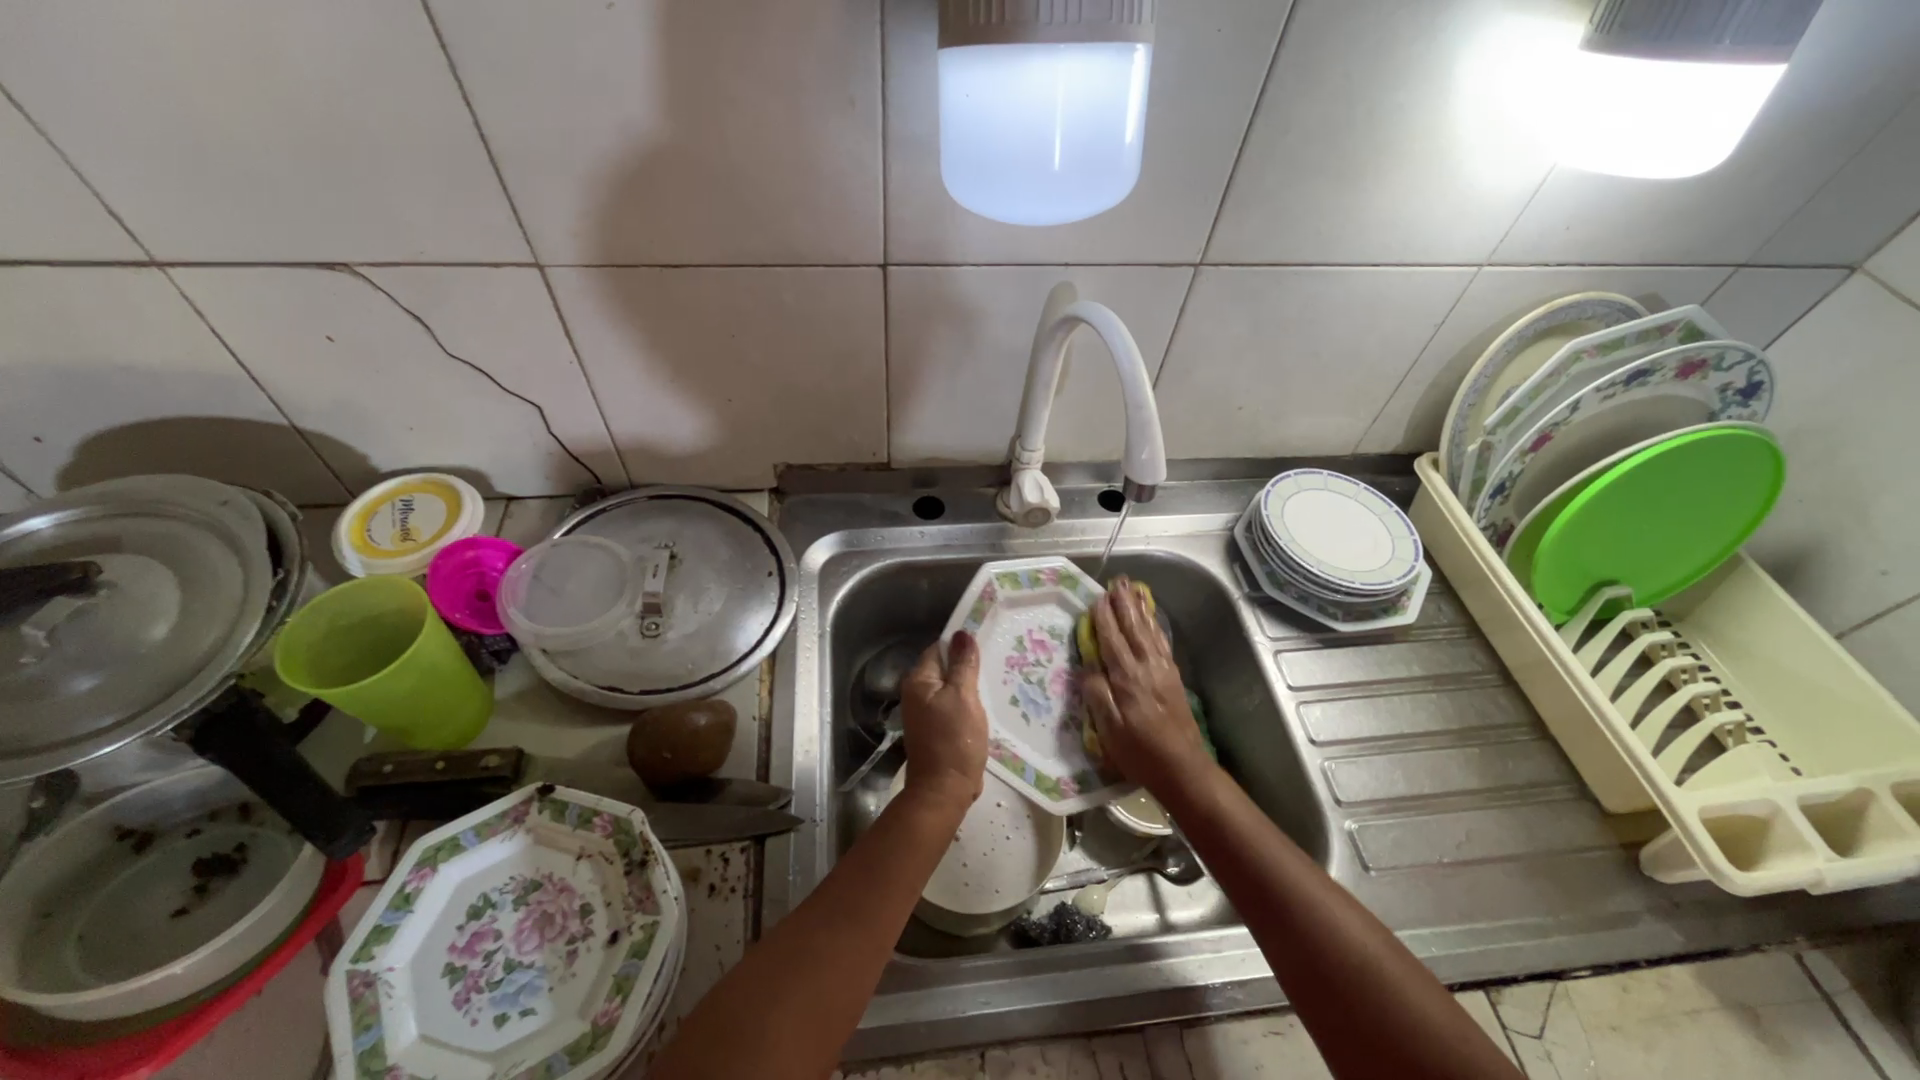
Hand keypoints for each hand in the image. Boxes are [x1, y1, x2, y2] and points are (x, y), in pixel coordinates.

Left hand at [898, 631, 988, 809]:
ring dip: (970, 686)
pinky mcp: (937, 728)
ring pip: (951, 688)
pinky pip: (954, 706)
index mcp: (918, 681)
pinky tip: (987, 705)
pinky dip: (968, 704)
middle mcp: (917, 693)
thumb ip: (963, 664)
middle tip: (996, 661)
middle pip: (945, 668)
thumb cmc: (954, 739)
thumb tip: (962, 633)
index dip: (960, 644)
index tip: (986, 642)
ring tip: (996, 680)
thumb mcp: (963, 696)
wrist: (945, 789)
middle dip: (968, 666)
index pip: (939, 649)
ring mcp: (926, 712)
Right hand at [1082, 576, 1213, 795]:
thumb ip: (1096, 694)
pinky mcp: (1173, 679)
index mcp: (1127, 679)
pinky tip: (1152, 621)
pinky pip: (1162, 644)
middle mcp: (1147, 668)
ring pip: (1150, 632)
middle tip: (1117, 581)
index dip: (1103, 618)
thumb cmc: (1139, 752)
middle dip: (1124, 604)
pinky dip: (1155, 627)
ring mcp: (1163, 672)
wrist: (1182, 768)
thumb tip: (1086, 667)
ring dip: (1140, 610)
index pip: (1112, 640)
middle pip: (1134, 629)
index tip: (1096, 597)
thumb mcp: (1108, 729)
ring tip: (1134, 590)